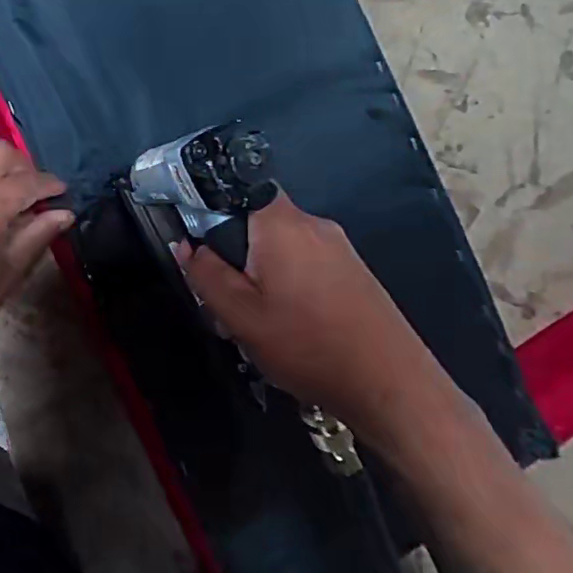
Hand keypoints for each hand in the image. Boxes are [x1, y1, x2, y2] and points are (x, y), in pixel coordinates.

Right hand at [178, 193, 453, 452]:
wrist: (387, 382)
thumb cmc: (309, 346)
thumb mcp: (239, 315)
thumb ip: (206, 274)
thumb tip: (185, 246)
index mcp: (281, 224)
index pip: (236, 190)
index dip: (211, 216)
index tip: (203, 252)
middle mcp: (314, 224)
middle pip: (258, 224)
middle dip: (236, 257)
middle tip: (229, 301)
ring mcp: (339, 247)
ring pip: (281, 249)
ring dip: (262, 277)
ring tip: (260, 322)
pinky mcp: (353, 270)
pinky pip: (306, 265)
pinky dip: (289, 286)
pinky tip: (291, 325)